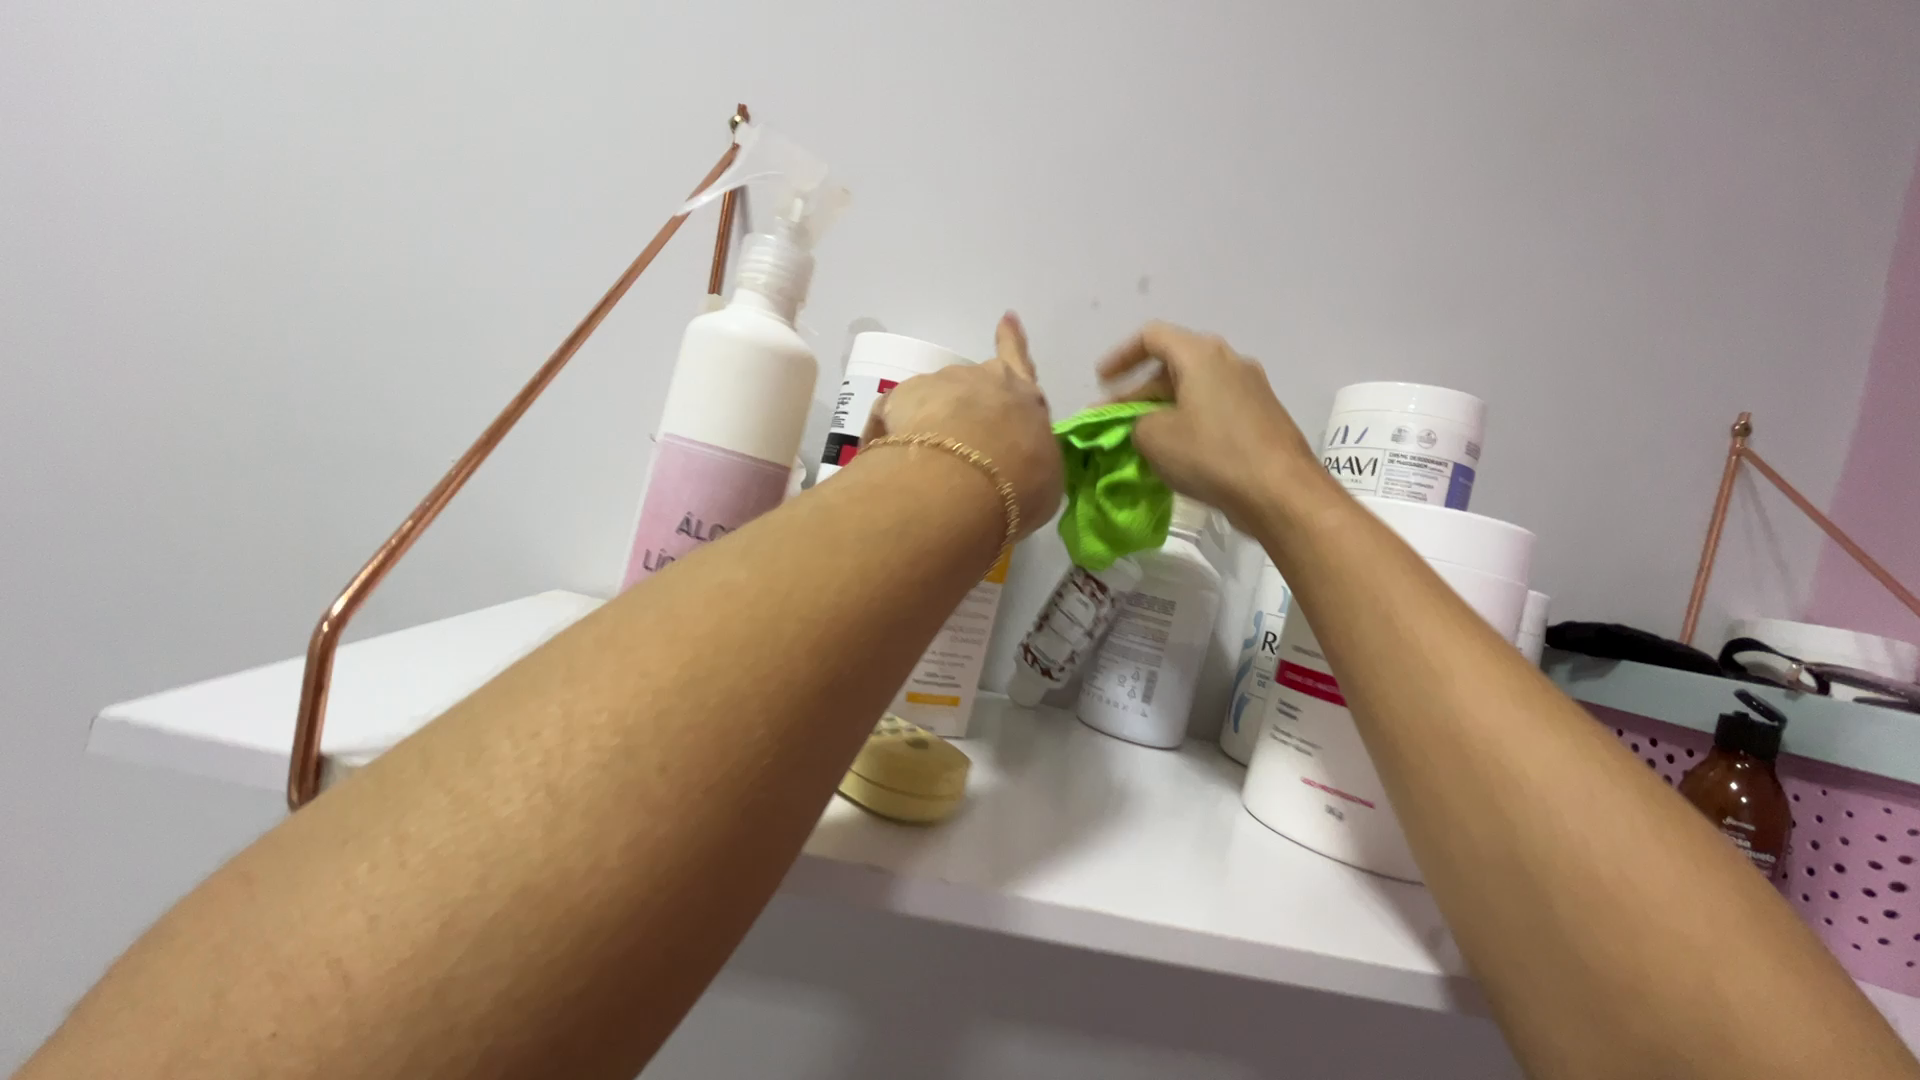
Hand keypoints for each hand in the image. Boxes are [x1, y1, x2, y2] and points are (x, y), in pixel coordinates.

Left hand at [862, 313, 1062, 539]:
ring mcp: (937, 384)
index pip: (1019, 361)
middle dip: (963, 408)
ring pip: (931, 403)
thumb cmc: (1018, 482)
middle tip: (958, 446)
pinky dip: (893, 438)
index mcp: (1024, 396)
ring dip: (928, 427)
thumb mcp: (1043, 477)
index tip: (1006, 318)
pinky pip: (894, 419)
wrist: (965, 481)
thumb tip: (1017, 466)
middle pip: (970, 387)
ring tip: (925, 468)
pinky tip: (895, 466)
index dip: (1012, 341)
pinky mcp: (898, 397)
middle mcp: (980, 379)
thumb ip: (1031, 461)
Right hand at [1096, 321, 1323, 529]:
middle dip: (1138, 391)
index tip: (1101, 381)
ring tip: (1141, 437)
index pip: (1152, 337)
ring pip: (1194, 388)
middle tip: (1113, 419)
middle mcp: (1230, 361)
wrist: (1280, 491)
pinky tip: (1177, 450)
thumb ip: (1136, 421)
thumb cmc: (1211, 455)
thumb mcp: (1154, 438)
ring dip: (1163, 408)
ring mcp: (1251, 388)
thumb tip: (1146, 423)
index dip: (1120, 357)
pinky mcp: (1262, 416)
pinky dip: (1188, 421)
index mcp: (1202, 355)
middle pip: (1173, 364)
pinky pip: (1214, 408)